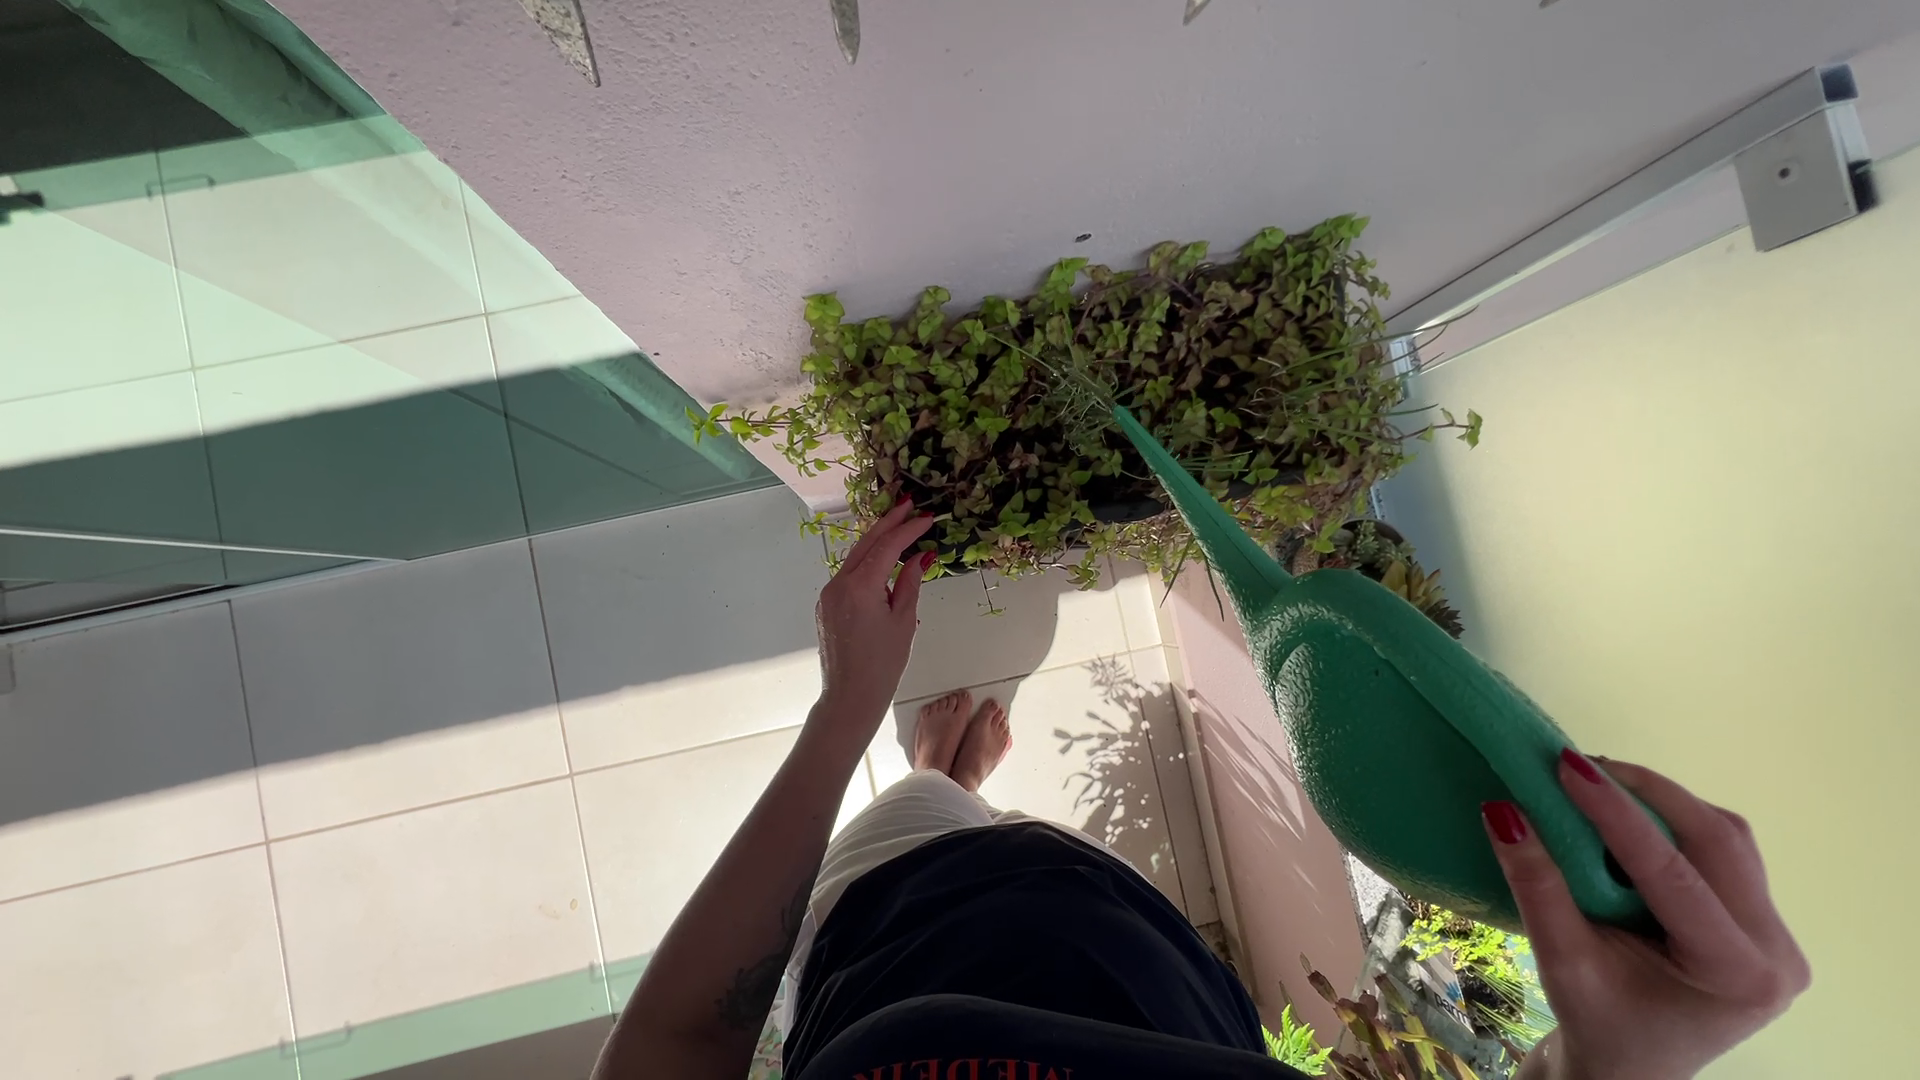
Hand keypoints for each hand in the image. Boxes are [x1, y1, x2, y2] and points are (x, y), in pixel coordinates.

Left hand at [812, 498, 935, 734]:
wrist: (850, 697)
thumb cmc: (884, 664)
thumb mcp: (904, 621)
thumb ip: (910, 583)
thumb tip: (919, 556)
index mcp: (860, 586)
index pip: (887, 546)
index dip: (908, 529)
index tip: (927, 516)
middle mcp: (838, 583)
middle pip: (866, 543)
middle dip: (888, 522)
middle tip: (909, 504)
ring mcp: (828, 594)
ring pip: (855, 557)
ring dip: (877, 541)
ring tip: (899, 526)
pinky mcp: (826, 605)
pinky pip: (848, 575)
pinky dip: (867, 563)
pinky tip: (882, 560)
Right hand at [1488, 751, 1809, 1079]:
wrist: (1629, 1065)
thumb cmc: (1596, 1021)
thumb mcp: (1559, 958)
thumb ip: (1536, 886)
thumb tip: (1502, 810)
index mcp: (1735, 970)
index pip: (1672, 869)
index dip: (1616, 811)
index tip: (1566, 763)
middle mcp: (1774, 948)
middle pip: (1721, 841)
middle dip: (1648, 792)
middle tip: (1577, 764)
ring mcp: (1772, 932)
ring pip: (1727, 838)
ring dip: (1661, 801)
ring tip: (1595, 785)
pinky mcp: (1753, 919)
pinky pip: (1719, 850)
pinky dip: (1668, 820)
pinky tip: (1621, 817)